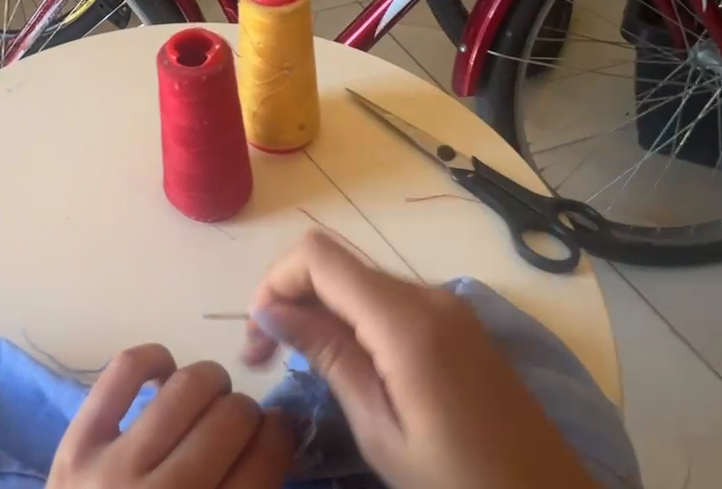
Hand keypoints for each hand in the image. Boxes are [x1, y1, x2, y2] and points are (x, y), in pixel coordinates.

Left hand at [47, 344, 294, 488]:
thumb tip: (279, 437)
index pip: (265, 460)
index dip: (280, 435)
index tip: (278, 430)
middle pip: (231, 418)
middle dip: (247, 413)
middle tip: (239, 426)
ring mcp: (116, 469)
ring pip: (186, 387)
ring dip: (211, 383)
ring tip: (208, 400)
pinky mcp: (78, 444)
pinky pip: (124, 371)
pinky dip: (153, 358)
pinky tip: (165, 374)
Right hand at [241, 231, 597, 488]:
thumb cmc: (464, 485)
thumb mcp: (383, 432)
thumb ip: (328, 356)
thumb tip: (270, 310)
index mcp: (406, 320)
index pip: (317, 256)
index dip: (275, 281)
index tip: (257, 336)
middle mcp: (425, 294)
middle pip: (334, 262)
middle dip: (289, 296)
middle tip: (264, 357)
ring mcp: (445, 305)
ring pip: (357, 279)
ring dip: (317, 307)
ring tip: (297, 363)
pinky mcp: (455, 322)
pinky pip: (385, 299)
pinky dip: (351, 316)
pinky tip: (344, 362)